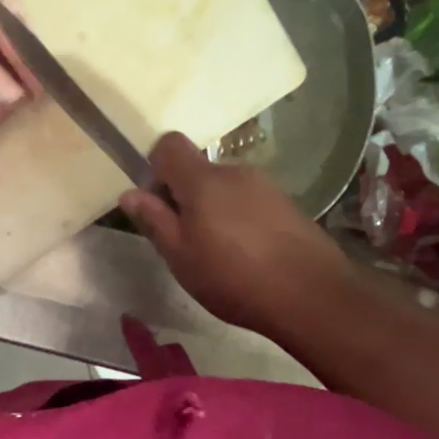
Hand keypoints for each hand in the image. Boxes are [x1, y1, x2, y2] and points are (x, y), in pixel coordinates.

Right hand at [120, 132, 353, 336]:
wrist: (309, 294)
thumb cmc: (232, 277)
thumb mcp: (180, 256)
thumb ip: (154, 221)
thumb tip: (129, 193)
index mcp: (203, 180)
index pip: (169, 145)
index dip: (155, 168)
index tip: (155, 203)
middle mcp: (235, 172)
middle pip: (197, 170)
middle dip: (183, 197)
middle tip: (182, 241)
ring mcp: (265, 185)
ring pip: (222, 188)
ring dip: (211, 211)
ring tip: (215, 253)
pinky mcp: (285, 203)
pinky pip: (246, 201)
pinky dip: (236, 220)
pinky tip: (243, 255)